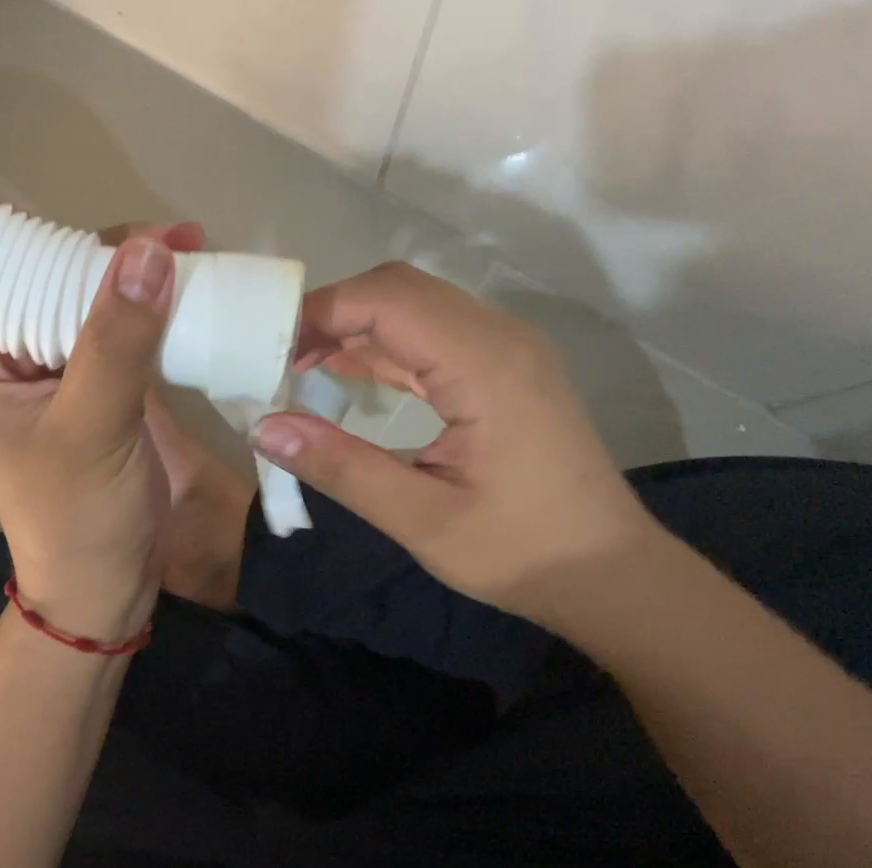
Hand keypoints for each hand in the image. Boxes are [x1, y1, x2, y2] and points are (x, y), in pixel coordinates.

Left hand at [0, 222, 206, 640]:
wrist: (108, 588)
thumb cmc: (77, 518)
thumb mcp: (91, 428)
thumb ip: (116, 342)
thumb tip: (149, 250)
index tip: (33, 201)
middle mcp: (8, 360)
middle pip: (31, 274)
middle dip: (86, 246)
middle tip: (159, 234)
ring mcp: (58, 372)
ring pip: (81, 298)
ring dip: (128, 273)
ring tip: (189, 247)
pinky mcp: (101, 387)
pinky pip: (119, 329)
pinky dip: (150, 307)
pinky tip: (189, 285)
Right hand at [252, 261, 659, 622]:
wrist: (607, 572)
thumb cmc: (519, 551)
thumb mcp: (421, 519)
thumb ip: (342, 468)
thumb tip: (264, 428)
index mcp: (484, 364)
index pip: (386, 300)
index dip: (319, 311)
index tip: (264, 346)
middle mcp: (500, 339)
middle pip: (401, 290)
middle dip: (332, 313)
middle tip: (275, 358)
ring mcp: (508, 353)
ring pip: (418, 310)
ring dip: (356, 329)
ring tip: (296, 367)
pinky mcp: (506, 374)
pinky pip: (435, 340)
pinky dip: (385, 350)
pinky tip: (345, 377)